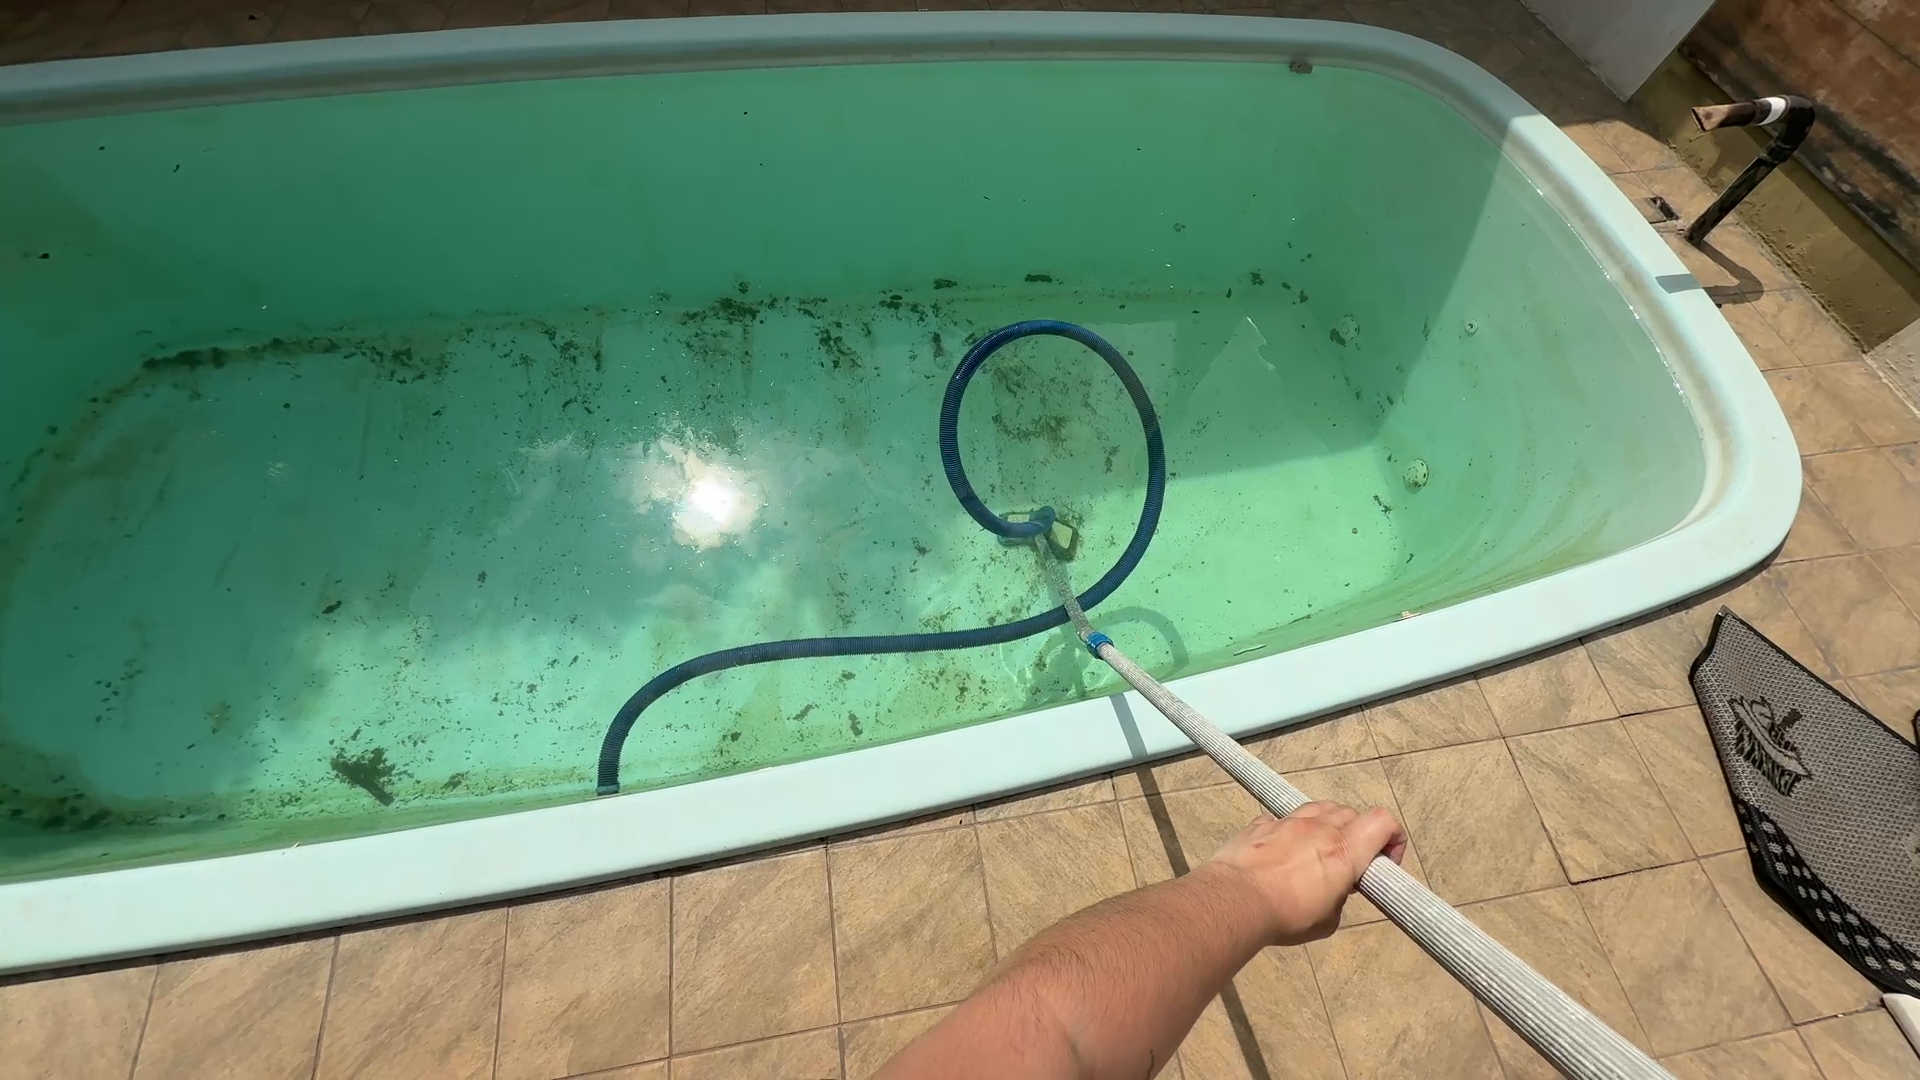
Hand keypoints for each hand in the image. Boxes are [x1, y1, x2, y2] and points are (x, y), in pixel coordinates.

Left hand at [1198, 803, 1408, 944]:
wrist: (1236, 898)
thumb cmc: (1287, 914)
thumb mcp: (1329, 918)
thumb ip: (1338, 894)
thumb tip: (1332, 887)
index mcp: (1343, 850)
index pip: (1381, 822)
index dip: (1392, 837)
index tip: (1385, 862)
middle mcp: (1317, 828)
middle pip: (1350, 812)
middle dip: (1358, 833)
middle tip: (1351, 862)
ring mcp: (1286, 821)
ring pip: (1319, 807)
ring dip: (1327, 824)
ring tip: (1320, 851)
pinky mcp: (1261, 824)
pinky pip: (1284, 818)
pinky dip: (1292, 830)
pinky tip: (1284, 851)